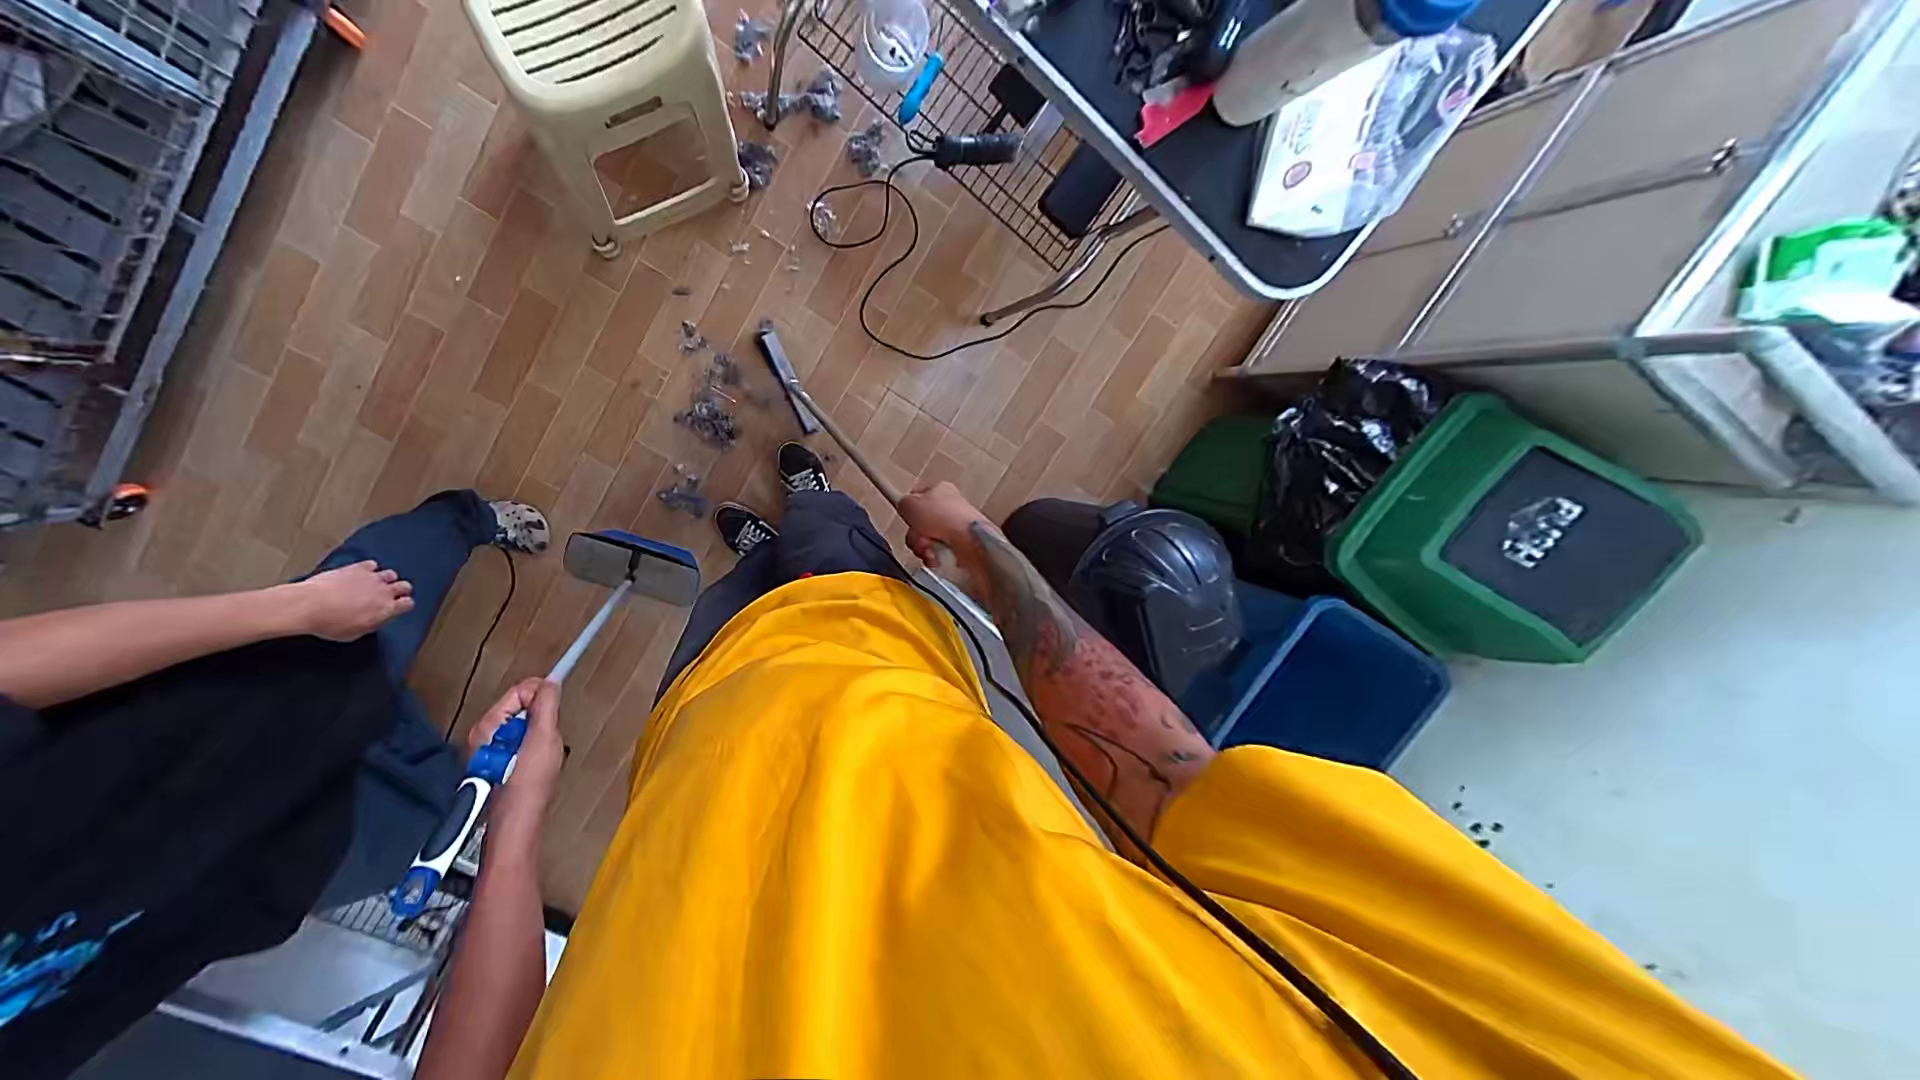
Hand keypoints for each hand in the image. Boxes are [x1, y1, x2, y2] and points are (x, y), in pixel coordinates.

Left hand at [285, 561, 413, 640]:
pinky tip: (361, 574)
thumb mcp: (353, 634)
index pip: (408, 603)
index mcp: (387, 609)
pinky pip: (371, 564)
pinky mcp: (356, 568)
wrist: (307, 606)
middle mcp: (384, 591)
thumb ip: (372, 624)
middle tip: (389, 594)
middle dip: (400, 590)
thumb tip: (378, 620)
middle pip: (405, 585)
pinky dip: (369, 569)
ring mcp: (371, 578)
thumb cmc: (327, 623)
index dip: (404, 605)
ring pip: (391, 573)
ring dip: (386, 579)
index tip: (397, 607)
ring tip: (375, 583)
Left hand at [466, 677, 563, 828]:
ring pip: (523, 722)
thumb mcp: (544, 737)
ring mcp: (490, 747)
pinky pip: (522, 737)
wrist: (519, 819)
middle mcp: (484, 734)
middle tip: (547, 735)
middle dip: (541, 716)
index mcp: (489, 725)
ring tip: (542, 749)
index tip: (555, 706)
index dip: (542, 695)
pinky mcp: (499, 758)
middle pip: (521, 705)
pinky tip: (537, 759)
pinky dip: (534, 743)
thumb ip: (546, 705)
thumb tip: (550, 683)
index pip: (521, 690)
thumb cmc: (527, 785)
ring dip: (539, 731)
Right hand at [898, 481, 994, 567]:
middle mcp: (950, 508)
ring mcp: (955, 529)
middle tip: (920, 535)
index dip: (909, 509)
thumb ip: (902, 503)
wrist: (970, 542)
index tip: (906, 517)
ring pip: (926, 541)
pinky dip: (934, 557)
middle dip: (915, 534)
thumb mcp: (910, 503)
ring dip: (923, 547)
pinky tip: (938, 557)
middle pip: (919, 524)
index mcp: (941, 490)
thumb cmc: (944, 517)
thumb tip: (904, 507)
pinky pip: (937, 554)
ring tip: (930, 548)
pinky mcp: (960, 548)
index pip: (917, 497)